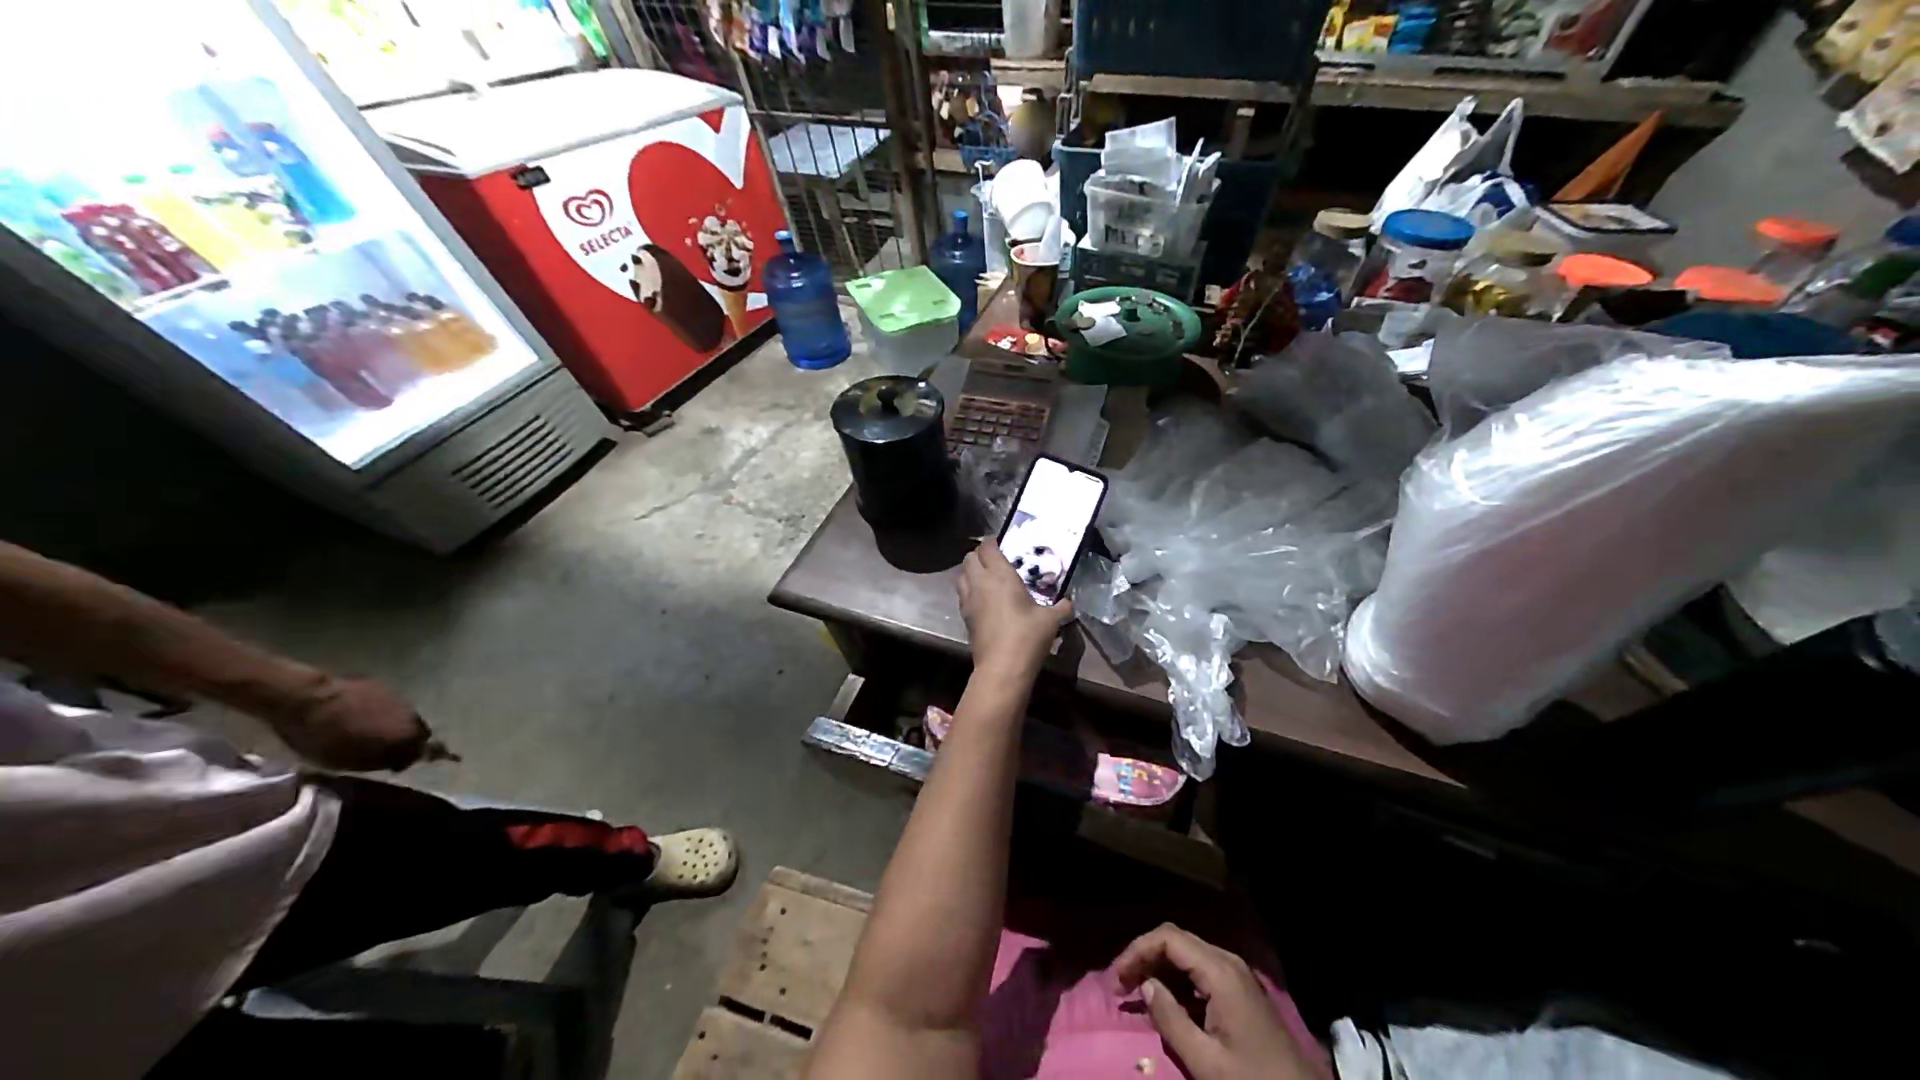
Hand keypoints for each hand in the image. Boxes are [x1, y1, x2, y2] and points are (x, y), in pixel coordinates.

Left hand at [272, 676, 436, 771]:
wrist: (306, 700)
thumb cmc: (324, 738)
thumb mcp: (348, 762)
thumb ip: (379, 762)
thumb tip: (396, 761)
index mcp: (406, 736)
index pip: (422, 751)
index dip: (408, 758)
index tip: (393, 764)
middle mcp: (411, 715)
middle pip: (418, 730)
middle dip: (406, 739)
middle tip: (383, 747)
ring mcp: (398, 698)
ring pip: (404, 715)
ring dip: (393, 724)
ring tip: (370, 730)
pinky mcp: (381, 686)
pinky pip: (389, 703)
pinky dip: (380, 711)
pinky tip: (359, 715)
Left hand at [957, 540, 1073, 677]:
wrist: (1002, 666)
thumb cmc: (1027, 636)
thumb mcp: (1051, 619)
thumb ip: (1061, 607)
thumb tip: (1069, 603)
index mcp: (1000, 575)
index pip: (988, 547)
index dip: (992, 542)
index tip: (1002, 543)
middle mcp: (980, 582)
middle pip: (969, 557)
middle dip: (979, 555)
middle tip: (995, 561)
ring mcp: (968, 600)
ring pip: (961, 575)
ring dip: (971, 572)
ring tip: (986, 578)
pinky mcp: (964, 617)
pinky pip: (962, 594)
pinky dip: (969, 591)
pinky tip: (983, 600)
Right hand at [1114, 924, 1316, 1079]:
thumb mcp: (1205, 1061)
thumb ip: (1169, 1019)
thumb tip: (1145, 985)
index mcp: (1219, 972)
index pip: (1167, 938)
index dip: (1136, 951)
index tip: (1116, 980)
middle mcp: (1228, 962)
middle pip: (1176, 940)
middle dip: (1144, 956)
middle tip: (1121, 985)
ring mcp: (1237, 975)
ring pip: (1187, 953)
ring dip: (1159, 966)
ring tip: (1136, 991)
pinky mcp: (1241, 991)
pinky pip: (1201, 970)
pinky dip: (1177, 978)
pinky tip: (1166, 1001)